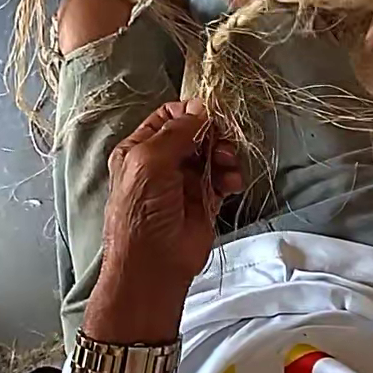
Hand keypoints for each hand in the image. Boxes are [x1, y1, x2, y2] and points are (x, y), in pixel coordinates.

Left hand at [96, 101, 243, 321]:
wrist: (153, 263)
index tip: (209, 115)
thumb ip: (176, 131)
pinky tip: (232, 183)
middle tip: (221, 144)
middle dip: (212, 135)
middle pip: (195, 134)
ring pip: (212, 154)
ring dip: (224, 155)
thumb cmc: (142, 210)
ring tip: (228, 166)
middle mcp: (162, 163)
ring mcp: (184, 182)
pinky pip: (223, 178)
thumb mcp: (150, 160)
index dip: (189, 112)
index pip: (168, 117)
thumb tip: (200, 108)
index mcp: (140, 149)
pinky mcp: (204, 200)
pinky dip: (231, 176)